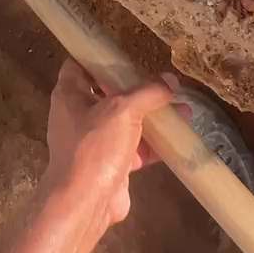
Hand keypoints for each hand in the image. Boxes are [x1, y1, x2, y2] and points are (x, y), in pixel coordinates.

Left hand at [43, 60, 177, 227]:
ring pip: (126, 121)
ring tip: (182, 109)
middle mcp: (79, 115)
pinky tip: (179, 137)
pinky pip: (136, 146)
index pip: (79, 64)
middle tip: (162, 81)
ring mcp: (95, 140)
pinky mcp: (111, 163)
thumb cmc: (95, 147)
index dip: (98, 55)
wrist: (86, 202)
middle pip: (108, 92)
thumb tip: (170, 81)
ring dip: (152, 116)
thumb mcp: (123, 110)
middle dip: (137, 88)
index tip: (123, 50)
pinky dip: (155, 142)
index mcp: (70, 94)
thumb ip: (148, 92)